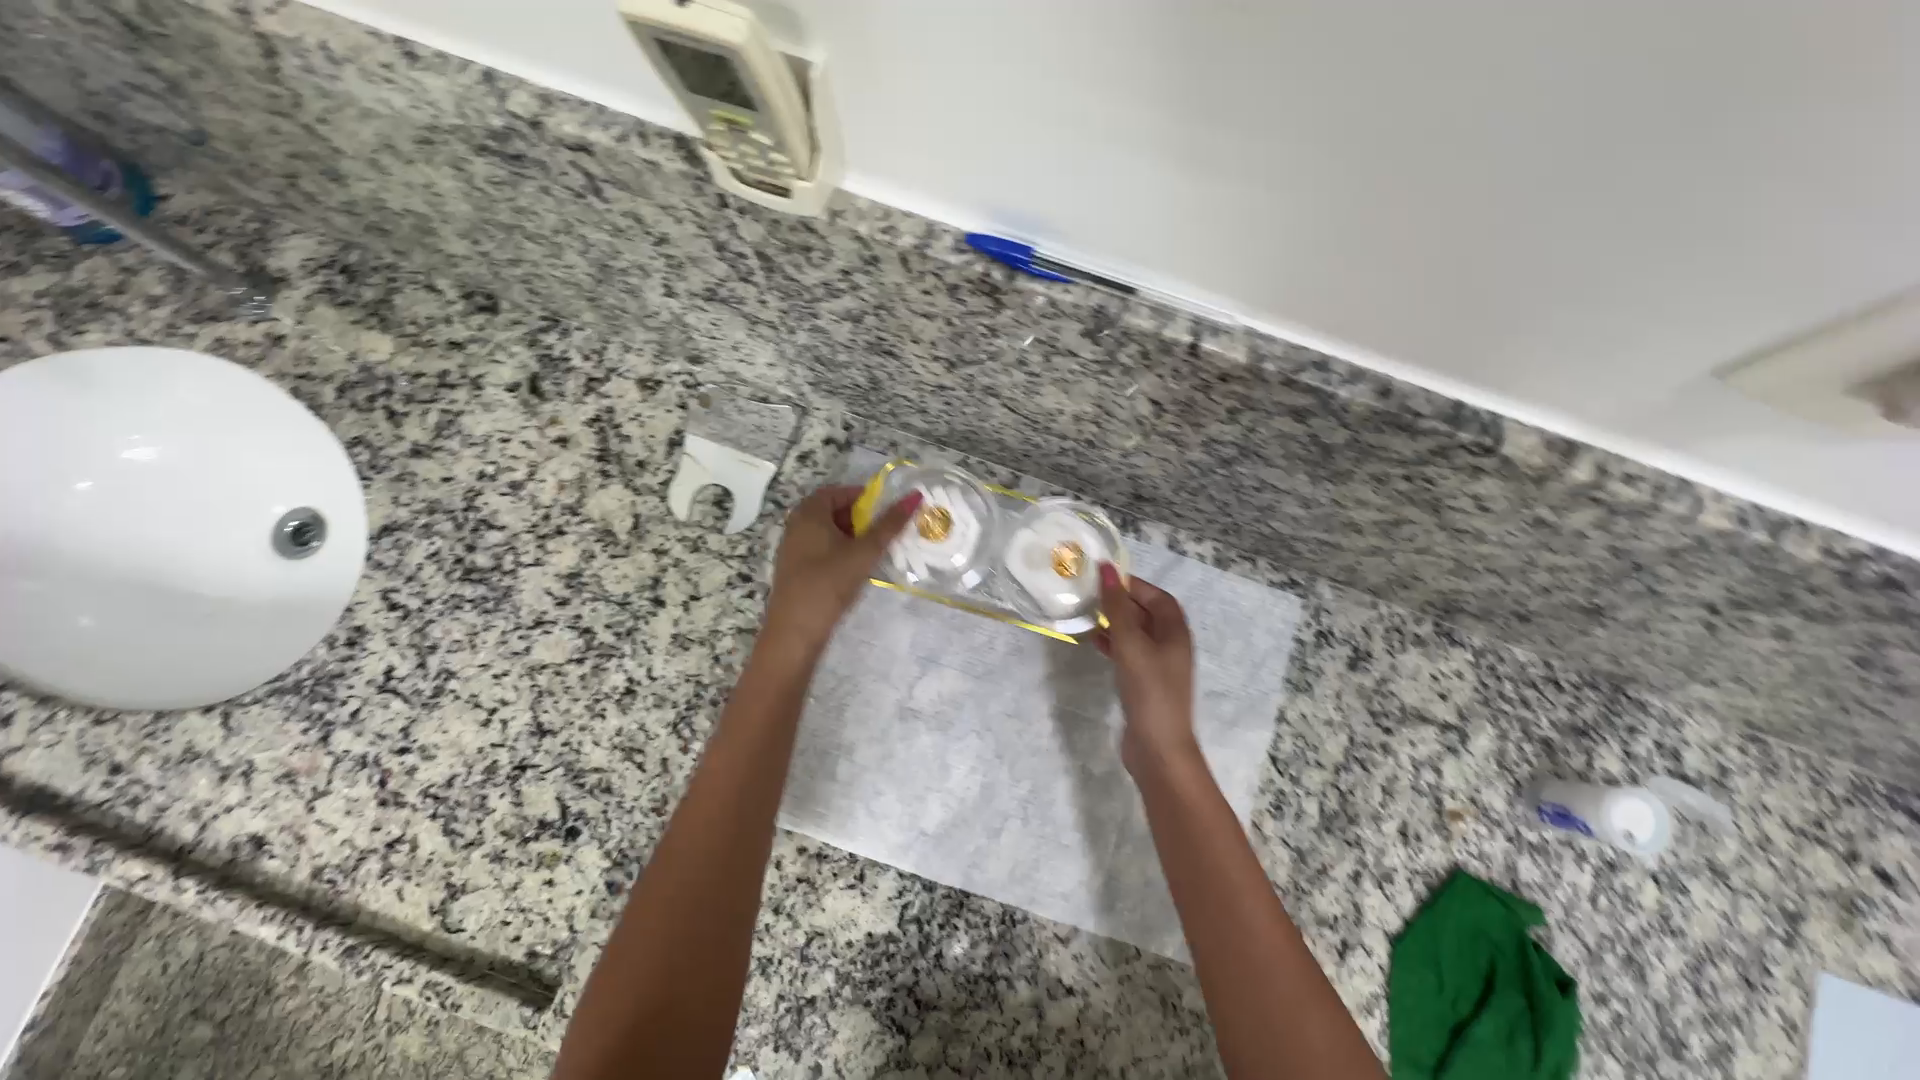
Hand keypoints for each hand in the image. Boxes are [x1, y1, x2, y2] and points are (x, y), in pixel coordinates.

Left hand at [761, 484, 921, 652]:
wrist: (795, 630)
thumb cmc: (829, 583)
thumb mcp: (864, 552)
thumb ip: (890, 524)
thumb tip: (915, 495)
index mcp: (808, 513)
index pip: (837, 491)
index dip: (863, 496)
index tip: (885, 509)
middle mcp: (796, 525)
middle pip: (831, 511)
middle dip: (859, 517)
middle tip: (883, 530)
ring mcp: (792, 548)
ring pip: (826, 532)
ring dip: (850, 536)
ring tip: (873, 550)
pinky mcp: (794, 570)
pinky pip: (819, 549)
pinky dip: (839, 552)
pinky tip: (854, 569)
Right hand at [1095, 565, 1198, 773]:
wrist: (1158, 748)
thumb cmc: (1149, 691)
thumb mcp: (1131, 644)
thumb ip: (1117, 607)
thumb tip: (1107, 570)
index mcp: (1175, 632)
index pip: (1157, 596)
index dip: (1133, 584)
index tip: (1103, 578)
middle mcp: (1171, 645)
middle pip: (1146, 613)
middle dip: (1120, 602)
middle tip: (1088, 595)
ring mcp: (1158, 666)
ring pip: (1135, 634)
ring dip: (1113, 623)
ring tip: (1085, 615)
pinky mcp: (1144, 683)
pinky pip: (1128, 654)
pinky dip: (1112, 644)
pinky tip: (1092, 641)